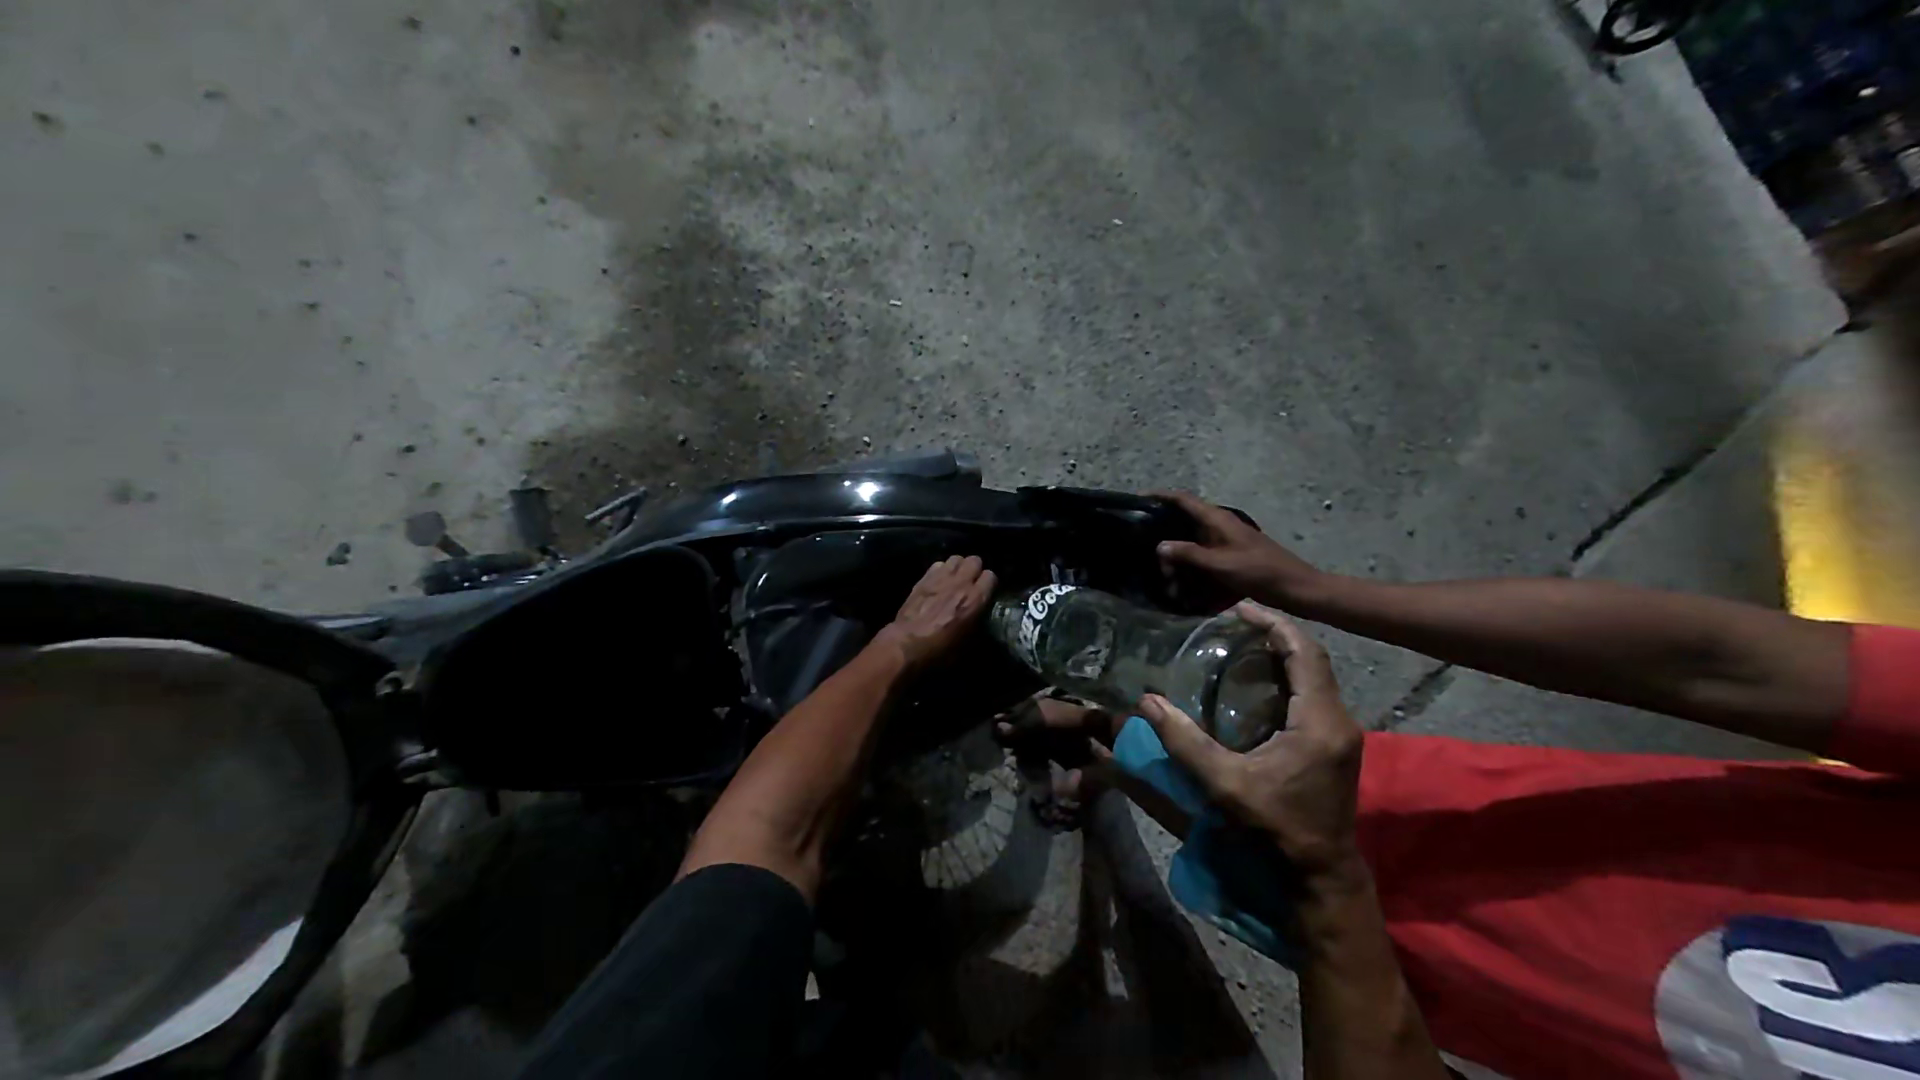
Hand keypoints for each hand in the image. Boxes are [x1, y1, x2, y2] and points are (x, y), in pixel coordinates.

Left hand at [873, 555, 997, 671]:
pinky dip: (941, 570)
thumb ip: (978, 628)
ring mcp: (941, 577)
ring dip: (958, 567)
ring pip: (956, 558)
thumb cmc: (940, 649)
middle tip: (970, 583)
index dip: (989, 584)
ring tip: (955, 579)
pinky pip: (938, 564)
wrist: (907, 643)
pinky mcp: (924, 578)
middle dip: (974, 570)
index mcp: (975, 599)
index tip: (985, 592)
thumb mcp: (968, 645)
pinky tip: (938, 582)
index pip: (991, 576)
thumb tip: (982, 626)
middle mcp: (961, 583)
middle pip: (975, 560)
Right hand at [1136, 601, 1362, 877]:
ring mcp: (1341, 733)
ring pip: (1316, 676)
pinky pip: (1314, 693)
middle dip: (1277, 633)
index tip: (1240, 608)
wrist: (1320, 872)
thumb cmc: (1275, 826)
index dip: (1275, 625)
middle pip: (1313, 658)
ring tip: (1243, 642)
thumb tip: (1147, 702)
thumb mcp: (1224, 784)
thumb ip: (1185, 741)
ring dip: (1284, 654)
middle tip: (1236, 621)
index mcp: (1320, 722)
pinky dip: (1288, 676)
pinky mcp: (1334, 744)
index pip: (1305, 654)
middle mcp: (1339, 720)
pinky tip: (1257, 680)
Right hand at [1153, 491, 1322, 609]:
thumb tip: (1160, 545)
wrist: (1296, 589)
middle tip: (1148, 551)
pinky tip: (1183, 581)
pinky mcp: (1231, 555)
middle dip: (1165, 535)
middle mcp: (1220, 525)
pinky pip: (1203, 556)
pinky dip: (1191, 565)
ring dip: (1178, 556)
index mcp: (1218, 520)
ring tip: (1164, 574)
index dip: (1161, 496)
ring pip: (1193, 542)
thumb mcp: (1221, 564)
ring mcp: (1227, 540)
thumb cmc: (1260, 572)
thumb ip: (1189, 554)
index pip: (1183, 500)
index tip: (1138, 498)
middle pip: (1185, 521)